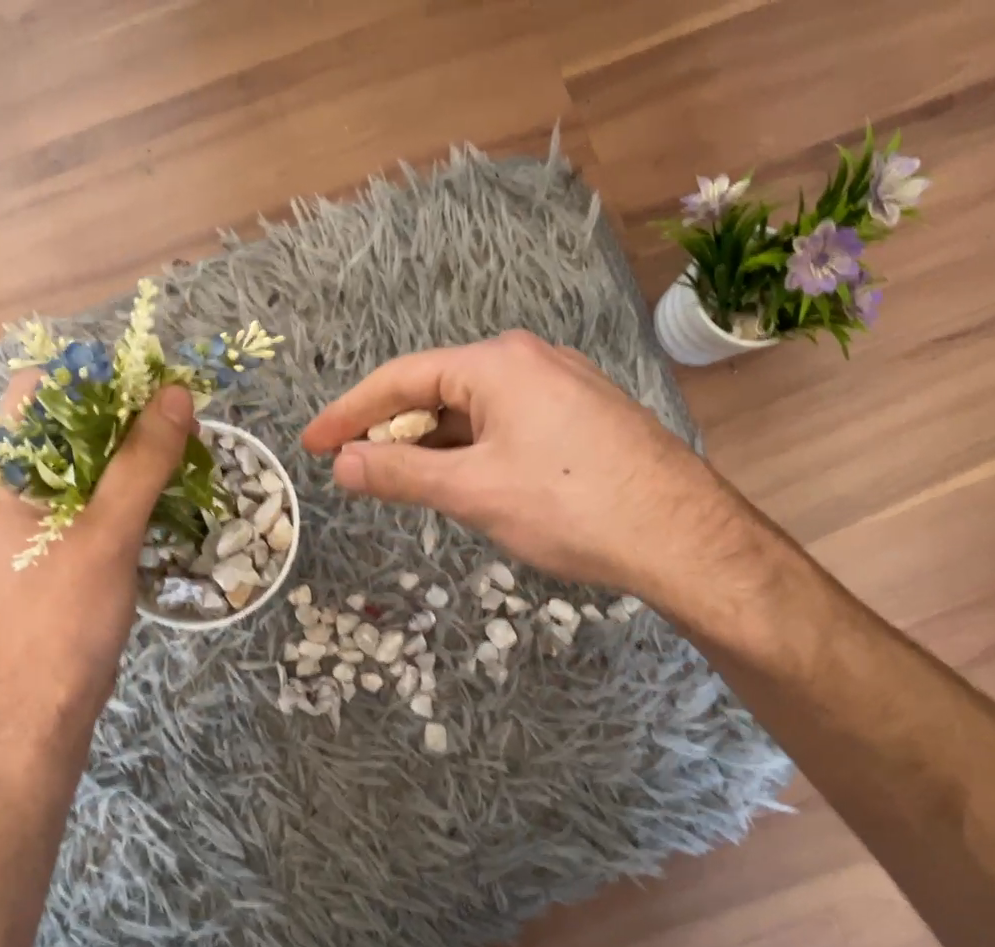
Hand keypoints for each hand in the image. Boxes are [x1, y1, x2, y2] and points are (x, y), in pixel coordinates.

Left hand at [0, 379, 195, 740]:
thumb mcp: (107, 533)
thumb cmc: (64, 618)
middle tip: (181, 419)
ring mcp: (37, 522)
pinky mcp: (62, 549)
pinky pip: (96, 500)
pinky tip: (171, 489)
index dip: (88, 378)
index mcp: (1, 476)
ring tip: (187, 450)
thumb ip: (141, 461)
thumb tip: (176, 395)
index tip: (146, 385)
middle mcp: (13, 490)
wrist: (47, 707)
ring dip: (134, 452)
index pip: (35, 393)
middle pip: (66, 425)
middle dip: (124, 415)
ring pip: (87, 464)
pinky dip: (132, 488)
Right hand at [300, 330, 745, 600]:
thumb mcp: (472, 491)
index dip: (348, 414)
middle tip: (357, 473)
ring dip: (434, 447)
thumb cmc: (569, 506)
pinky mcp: (581, 417)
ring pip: (474, 412)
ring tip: (407, 487)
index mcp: (497, 363)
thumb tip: (342, 463)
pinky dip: (472, 452)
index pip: (400, 379)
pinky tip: (466, 484)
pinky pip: (506, 425)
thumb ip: (399, 473)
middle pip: (437, 391)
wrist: (682, 537)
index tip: (312, 445)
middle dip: (393, 432)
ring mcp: (561, 386)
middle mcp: (529, 360)